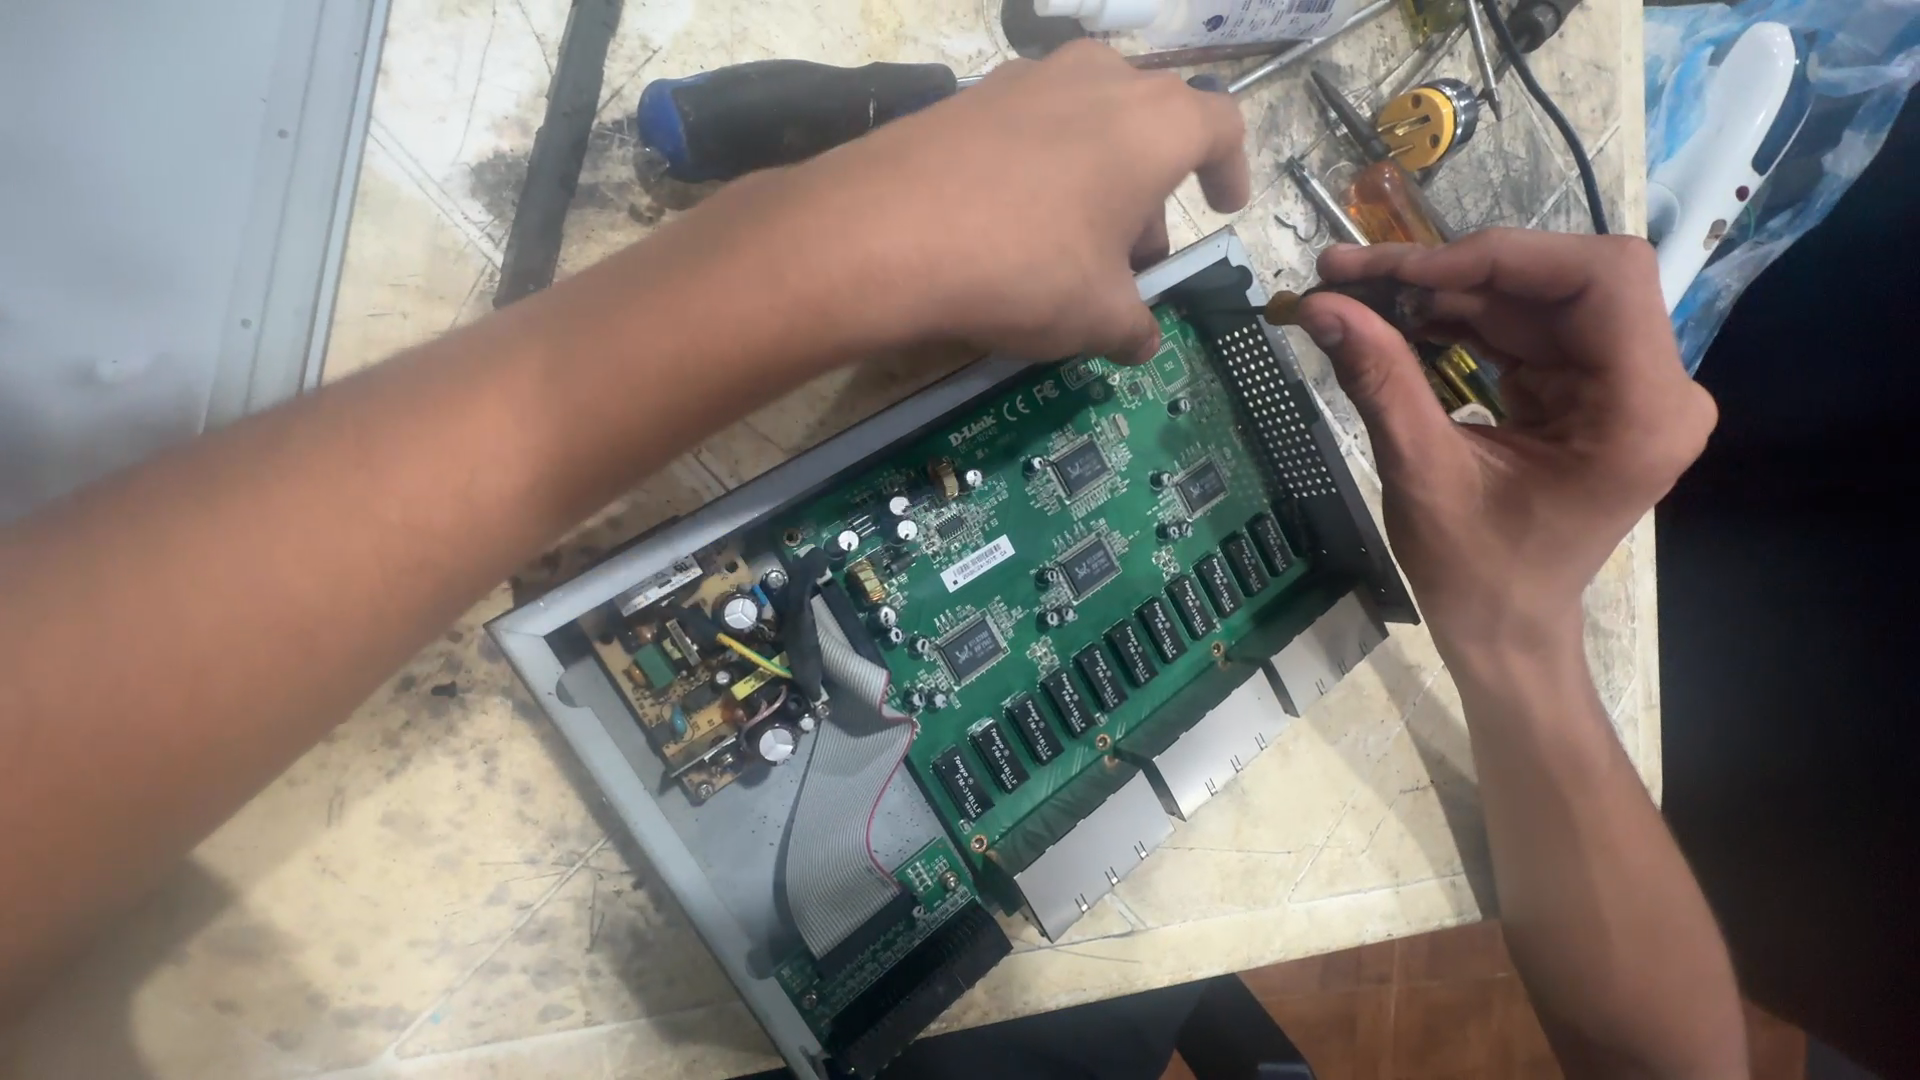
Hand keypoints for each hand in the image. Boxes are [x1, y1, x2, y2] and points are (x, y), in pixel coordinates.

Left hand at [669, 41, 1249, 365]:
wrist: (885, 234)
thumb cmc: (1024, 270)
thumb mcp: (1095, 318)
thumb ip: (1134, 329)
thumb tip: (1143, 343)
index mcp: (1153, 123)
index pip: (1221, 126)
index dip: (1231, 170)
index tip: (1223, 209)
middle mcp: (1096, 80)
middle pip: (1149, 130)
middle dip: (1151, 198)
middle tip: (1131, 262)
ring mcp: (1025, 79)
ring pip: (1086, 127)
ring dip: (1095, 184)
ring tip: (1070, 250)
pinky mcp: (966, 98)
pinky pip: (1027, 133)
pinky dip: (1039, 175)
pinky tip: (1009, 229)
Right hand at [1294, 230, 1716, 653]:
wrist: (1502, 625)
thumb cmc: (1472, 571)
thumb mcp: (1420, 473)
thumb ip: (1379, 382)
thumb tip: (1319, 309)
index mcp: (1637, 410)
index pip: (1598, 279)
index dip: (1494, 259)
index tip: (1395, 273)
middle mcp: (1651, 384)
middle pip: (1563, 281)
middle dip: (1454, 271)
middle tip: (1353, 274)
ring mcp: (1621, 386)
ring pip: (1536, 301)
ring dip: (1445, 293)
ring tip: (1358, 294)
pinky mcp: (1585, 392)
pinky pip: (1524, 333)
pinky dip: (1458, 322)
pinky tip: (1398, 321)